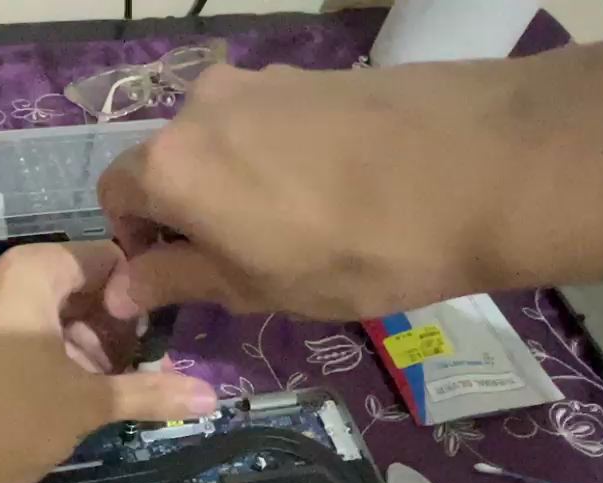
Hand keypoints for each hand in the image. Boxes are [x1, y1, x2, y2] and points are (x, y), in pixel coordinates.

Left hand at [0, 242, 217, 482]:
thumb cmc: (13, 422)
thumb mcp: (87, 404)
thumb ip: (151, 393)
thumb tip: (213, 398)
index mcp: (33, 270)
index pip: (110, 260)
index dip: (141, 300)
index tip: (158, 343)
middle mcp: (8, 274)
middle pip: (86, 284)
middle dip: (116, 327)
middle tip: (134, 372)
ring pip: (62, 310)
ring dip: (92, 346)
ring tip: (106, 390)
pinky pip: (35, 327)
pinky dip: (62, 352)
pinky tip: (75, 391)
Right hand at [98, 59, 538, 320]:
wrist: (488, 170)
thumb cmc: (346, 251)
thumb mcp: (246, 286)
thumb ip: (173, 281)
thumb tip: (119, 289)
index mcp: (170, 162)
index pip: (114, 197)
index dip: (133, 244)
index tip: (173, 279)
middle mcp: (202, 107)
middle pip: (164, 167)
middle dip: (181, 217)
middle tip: (231, 265)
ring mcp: (263, 79)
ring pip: (216, 146)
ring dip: (226, 191)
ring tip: (285, 232)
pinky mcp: (315, 73)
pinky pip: (264, 125)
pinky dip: (269, 163)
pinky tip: (322, 194)